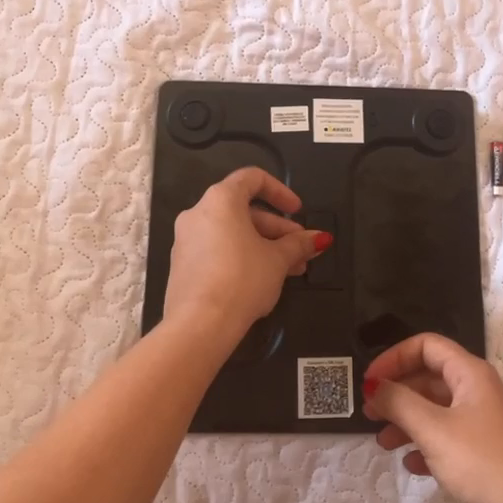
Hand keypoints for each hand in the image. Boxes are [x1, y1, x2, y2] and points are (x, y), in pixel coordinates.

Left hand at [162, 167, 329, 341]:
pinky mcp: (183, 265)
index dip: (280, 191)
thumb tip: (319, 238)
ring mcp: (187, 239)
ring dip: (263, 246)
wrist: (200, 324)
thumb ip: (298, 244)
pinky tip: (263, 280)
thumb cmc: (242, 279)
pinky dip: (242, 256)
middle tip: (300, 250)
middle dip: (277, 229)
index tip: (297, 211)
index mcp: (221, 200)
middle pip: (244, 210)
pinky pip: (218, 250)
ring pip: (232, 233)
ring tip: (291, 270)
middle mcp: (198, 213)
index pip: (252, 178)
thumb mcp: (278, 260)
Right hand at [363, 334, 502, 502]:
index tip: (369, 381)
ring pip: (436, 409)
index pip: (426, 346)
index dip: (394, 357)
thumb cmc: (483, 464)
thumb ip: (399, 402)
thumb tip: (374, 385)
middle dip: (397, 392)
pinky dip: (426, 444)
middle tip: (369, 414)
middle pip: (429, 377)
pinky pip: (447, 436)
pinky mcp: (484, 452)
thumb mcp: (433, 429)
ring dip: (407, 421)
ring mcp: (483, 422)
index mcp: (470, 374)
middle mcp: (477, 390)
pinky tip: (412, 465)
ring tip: (383, 443)